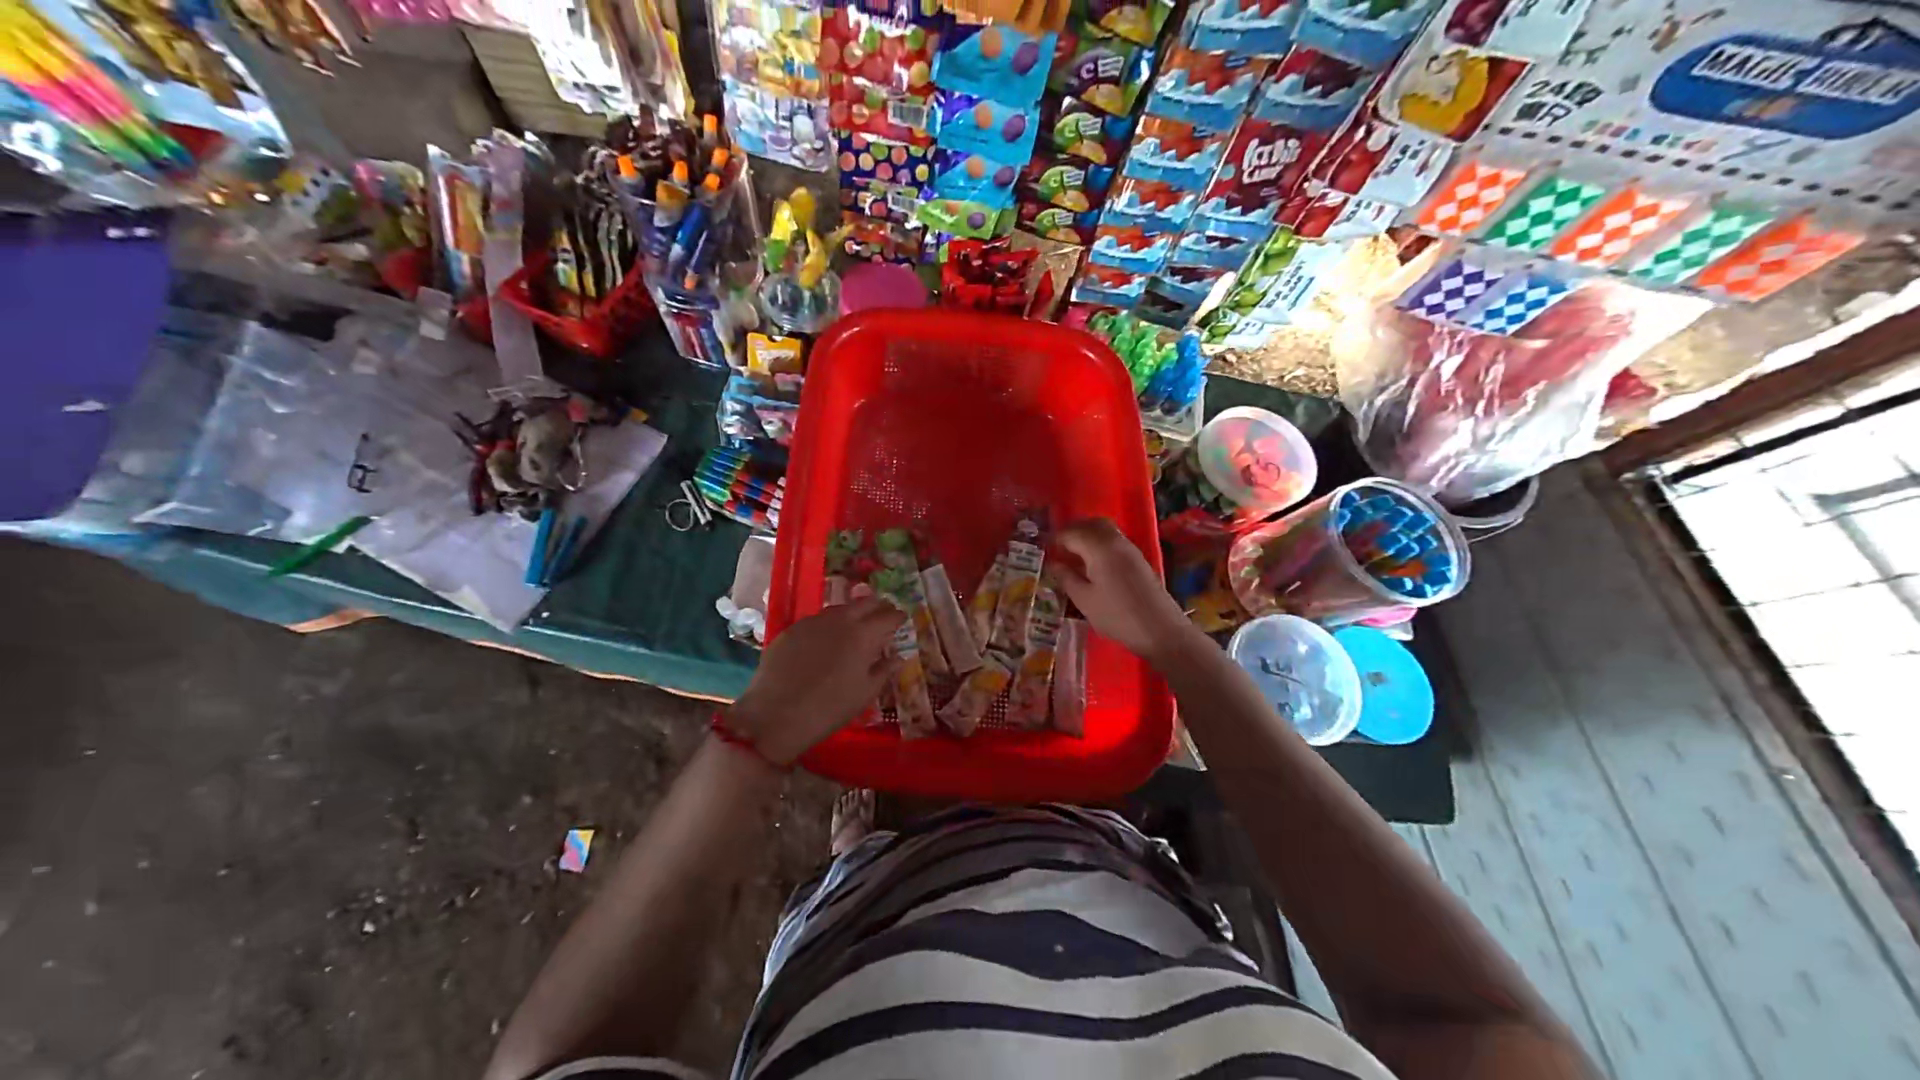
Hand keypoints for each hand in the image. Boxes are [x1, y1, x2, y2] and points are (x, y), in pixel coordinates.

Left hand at [725, 596, 904, 765]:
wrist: (776, 715)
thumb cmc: (829, 709)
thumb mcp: (865, 693)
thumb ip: (884, 670)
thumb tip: (897, 657)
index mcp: (863, 634)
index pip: (888, 615)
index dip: (898, 616)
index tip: (902, 620)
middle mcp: (839, 620)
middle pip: (864, 603)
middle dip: (877, 607)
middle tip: (883, 617)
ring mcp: (812, 622)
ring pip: (839, 609)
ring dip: (852, 614)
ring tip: (856, 627)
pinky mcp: (791, 629)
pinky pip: (817, 620)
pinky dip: (829, 625)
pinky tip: (827, 639)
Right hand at [1051, 518, 1197, 664]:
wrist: (1159, 629)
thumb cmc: (1116, 616)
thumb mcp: (1084, 600)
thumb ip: (1066, 578)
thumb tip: (1052, 563)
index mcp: (1099, 548)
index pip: (1071, 533)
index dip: (1054, 538)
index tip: (1041, 547)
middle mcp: (1115, 541)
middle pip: (1091, 524)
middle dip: (1072, 531)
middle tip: (1057, 546)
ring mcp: (1130, 549)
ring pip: (1104, 530)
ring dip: (1087, 536)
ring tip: (1072, 555)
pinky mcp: (1138, 559)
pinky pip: (1114, 541)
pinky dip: (1099, 544)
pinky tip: (1091, 563)